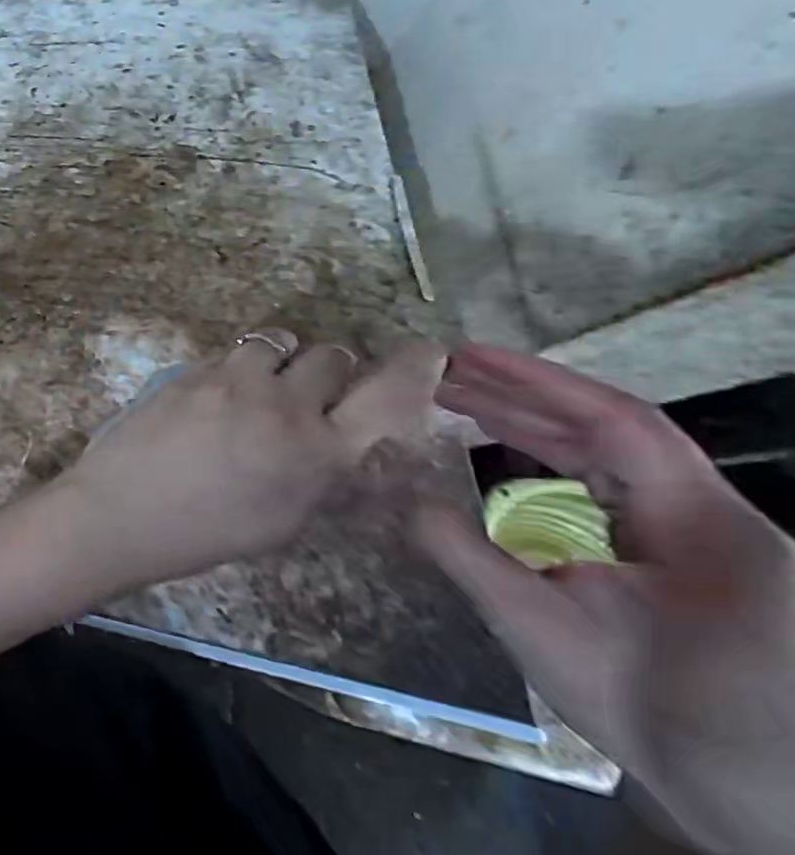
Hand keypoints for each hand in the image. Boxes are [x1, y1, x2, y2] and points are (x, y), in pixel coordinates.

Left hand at [60, 331, 446, 580]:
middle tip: (310, 389)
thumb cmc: (204, 533)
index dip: (412, 369)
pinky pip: (226, 355)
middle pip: (331, 358)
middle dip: (329, 368)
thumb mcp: (283, 518)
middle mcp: (285, 407)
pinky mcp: (188, 373)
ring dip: (278, 358)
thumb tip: (336, 443)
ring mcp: (232, 384)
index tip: (425, 352)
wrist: (121, 512)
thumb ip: (319, 472)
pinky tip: (215, 394)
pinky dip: (232, 367)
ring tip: (260, 382)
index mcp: (322, 454)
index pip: (390, 396)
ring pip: (276, 343)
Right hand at [416, 345, 794, 854]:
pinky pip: (608, 491)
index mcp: (694, 522)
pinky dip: (551, 464)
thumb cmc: (653, 707)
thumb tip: (403, 497)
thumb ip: (467, 553)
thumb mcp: (543, 627)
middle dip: (521, 397)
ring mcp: (698, 539)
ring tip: (458, 402)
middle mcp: (704, 516)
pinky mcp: (680, 561)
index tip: (464, 357)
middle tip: (440, 374)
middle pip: (608, 432)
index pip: (613, 423)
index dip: (536, 382)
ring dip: (534, 427)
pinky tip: (505, 458)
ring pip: (610, 459)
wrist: (750, 796)